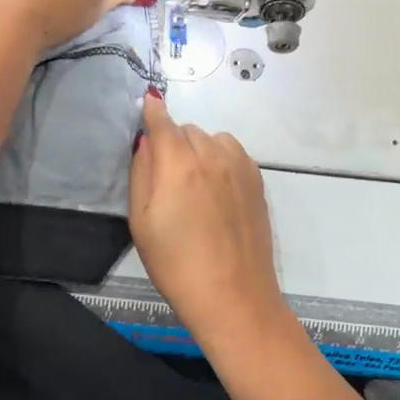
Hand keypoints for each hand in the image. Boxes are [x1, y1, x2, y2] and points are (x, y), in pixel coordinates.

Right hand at [128, 93, 285, 343]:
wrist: (233, 297)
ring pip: (213, 138)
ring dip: (200, 148)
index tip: (147, 103)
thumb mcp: (141, 221)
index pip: (163, 122)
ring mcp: (240, 167)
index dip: (152, 111)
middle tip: (165, 175)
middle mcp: (212, 155)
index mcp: (179, 163)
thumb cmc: (176, 264)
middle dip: (174, 141)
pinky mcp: (258, 182)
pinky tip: (216, 189)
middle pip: (188, 129)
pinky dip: (221, 158)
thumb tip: (147, 141)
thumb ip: (141, 173)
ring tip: (193, 182)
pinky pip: (234, 153)